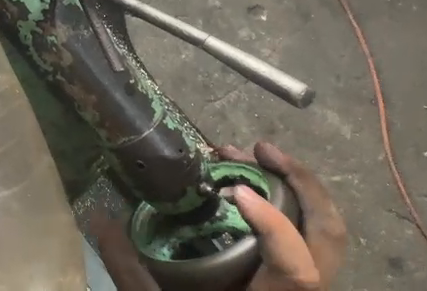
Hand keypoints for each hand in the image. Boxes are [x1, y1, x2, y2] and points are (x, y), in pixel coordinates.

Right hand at [95, 142, 346, 290]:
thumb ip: (130, 271)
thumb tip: (97, 219)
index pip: (299, 269)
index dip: (274, 226)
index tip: (232, 189)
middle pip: (329, 235)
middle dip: (300, 183)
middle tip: (257, 148)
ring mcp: (307, 286)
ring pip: (325, 232)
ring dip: (292, 186)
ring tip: (247, 155)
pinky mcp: (296, 280)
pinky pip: (308, 237)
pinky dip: (285, 203)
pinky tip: (245, 187)